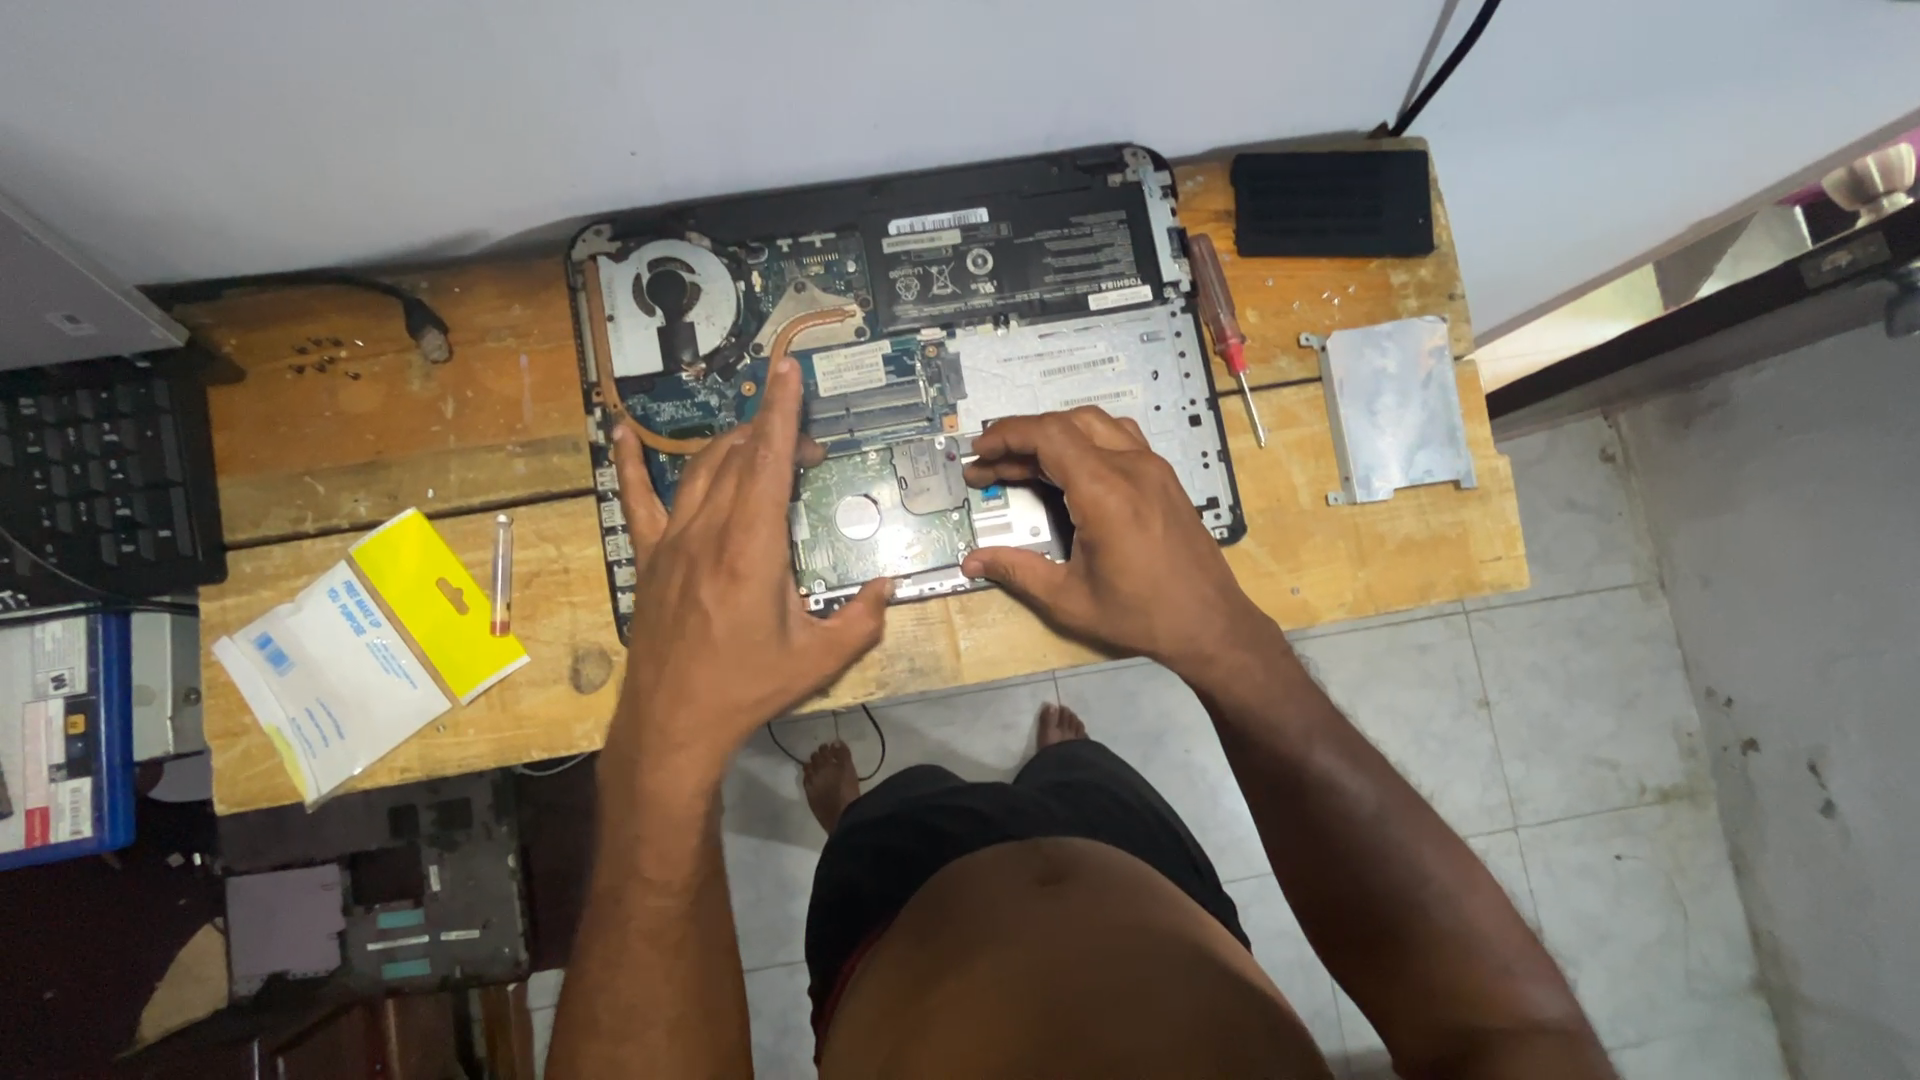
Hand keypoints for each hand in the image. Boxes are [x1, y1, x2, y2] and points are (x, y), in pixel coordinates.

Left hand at [605, 358, 890, 781]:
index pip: (769, 462)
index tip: (788, 372)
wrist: (674, 723)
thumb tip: (887, 585)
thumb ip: (863, 619)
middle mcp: (709, 533)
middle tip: (810, 450)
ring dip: (734, 444)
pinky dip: (633, 464)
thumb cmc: (749, 688)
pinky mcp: (649, 558)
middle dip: (776, 435)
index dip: (782, 412)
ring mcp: (672, 542)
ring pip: (701, 469)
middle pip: (740, 457)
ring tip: (763, 442)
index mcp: (753, 550)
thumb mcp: (822, 660)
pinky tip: (625, 433)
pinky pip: (637, 500)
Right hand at [959, 407, 1275, 680]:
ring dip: (1054, 434)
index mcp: (1104, 492)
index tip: (978, 454)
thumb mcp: (1069, 599)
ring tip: (1023, 463)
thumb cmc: (1139, 615)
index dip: (1007, 436)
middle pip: (1067, 423)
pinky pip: (1120, 437)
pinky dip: (1086, 440)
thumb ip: (1018, 571)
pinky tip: (1070, 468)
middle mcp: (1131, 466)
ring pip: (1095, 423)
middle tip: (989, 466)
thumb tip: (971, 561)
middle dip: (1021, 437)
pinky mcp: (1164, 477)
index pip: (1048, 435)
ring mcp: (1152, 467)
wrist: (1210, 623)